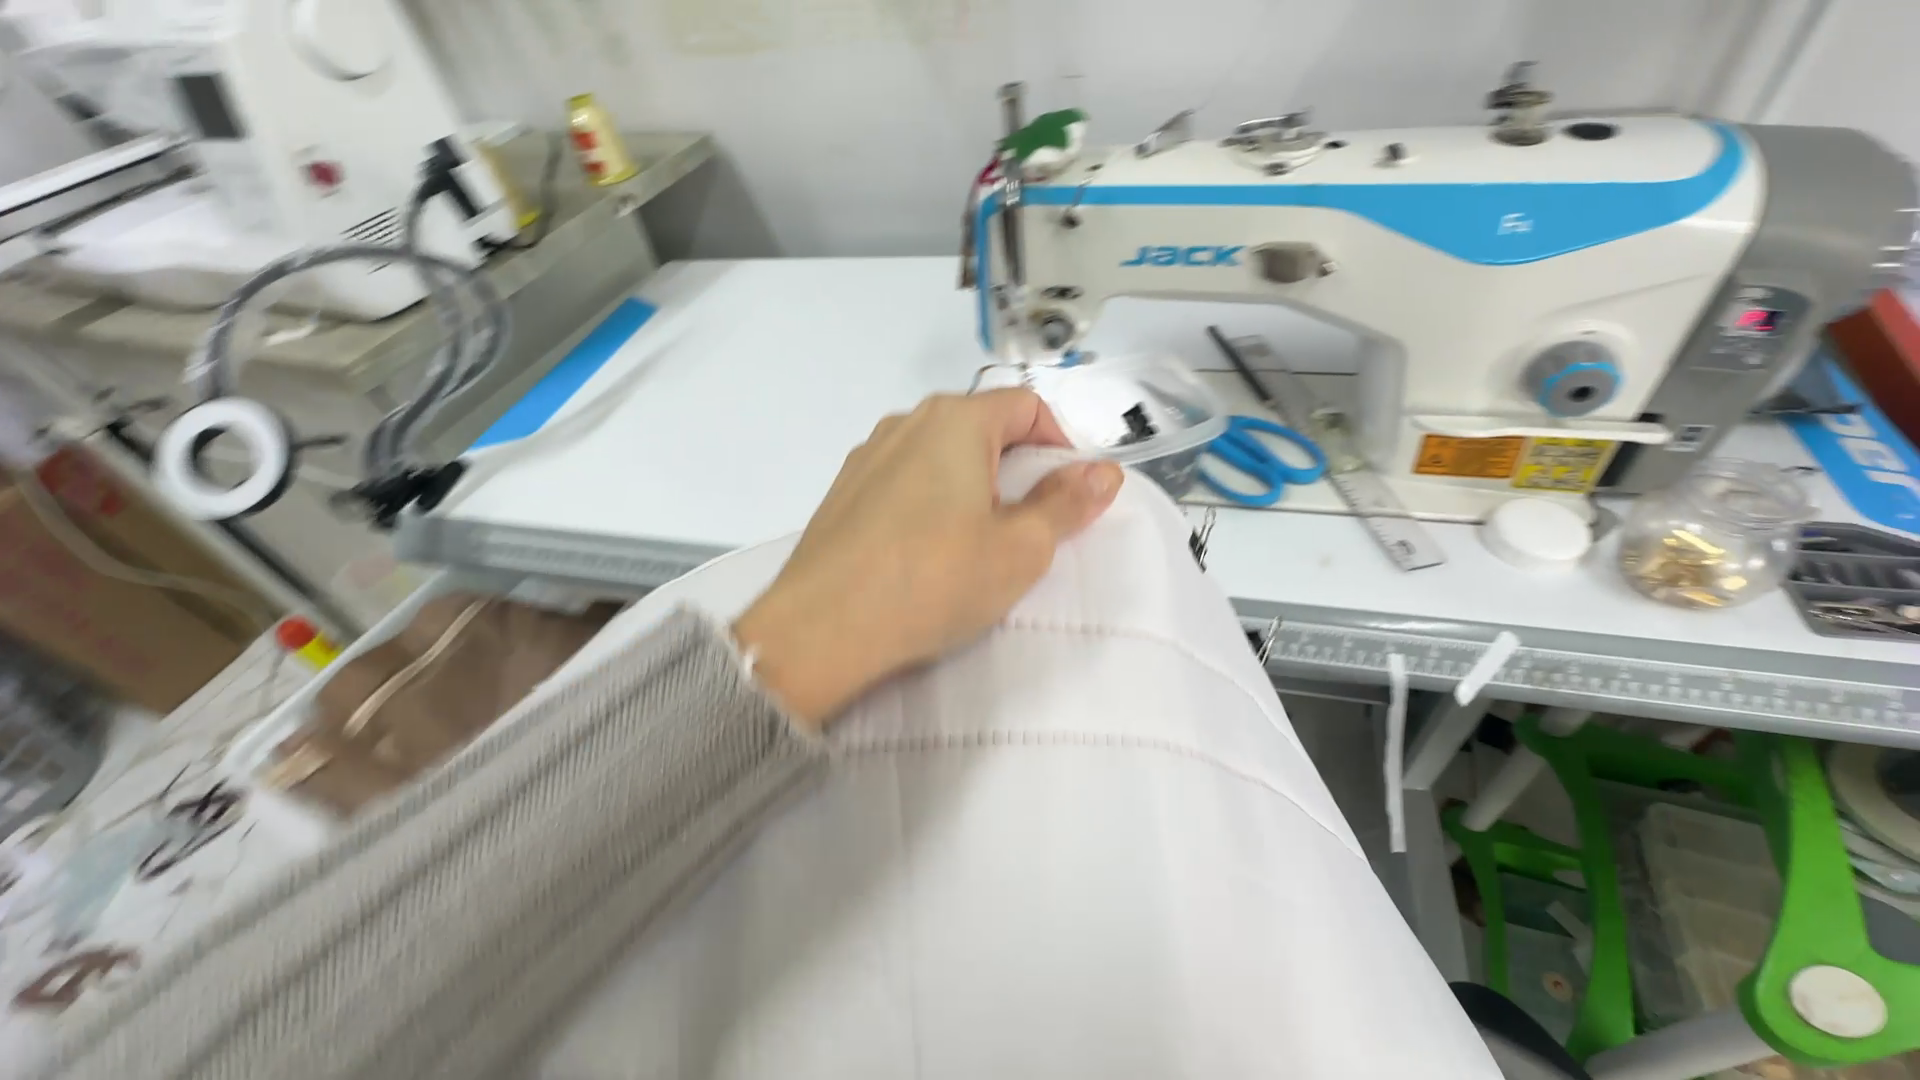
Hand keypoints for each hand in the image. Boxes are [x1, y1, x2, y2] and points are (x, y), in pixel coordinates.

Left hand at [733, 390, 1123, 730]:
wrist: (821, 629)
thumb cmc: (933, 582)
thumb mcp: (1019, 550)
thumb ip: (1066, 504)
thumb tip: (1105, 472)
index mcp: (954, 421)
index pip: (1026, 405)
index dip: (1060, 443)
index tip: (1069, 494)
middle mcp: (906, 423)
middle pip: (981, 426)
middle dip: (1016, 467)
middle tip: (1028, 526)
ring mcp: (867, 456)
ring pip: (940, 455)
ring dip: (972, 486)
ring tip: (976, 543)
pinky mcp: (843, 492)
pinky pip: (904, 481)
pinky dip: (931, 502)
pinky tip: (925, 553)